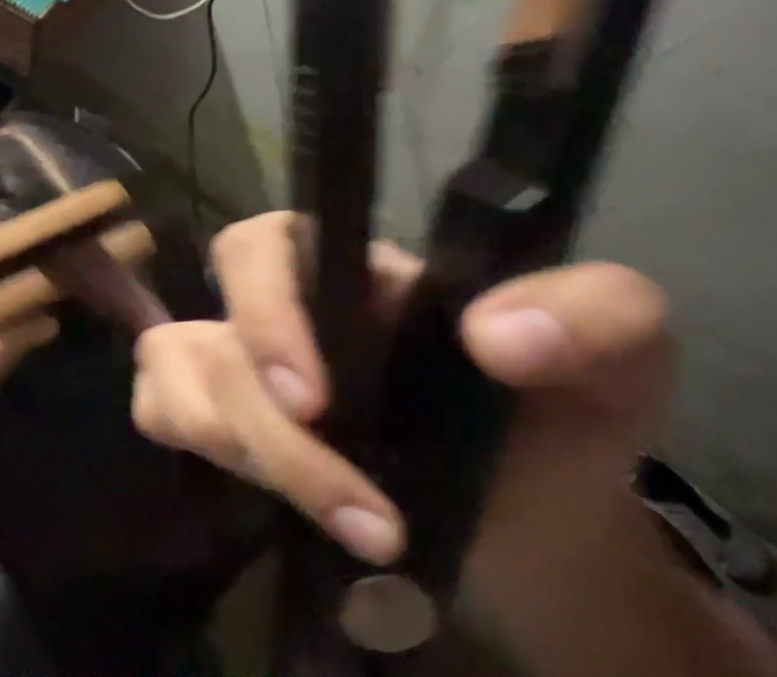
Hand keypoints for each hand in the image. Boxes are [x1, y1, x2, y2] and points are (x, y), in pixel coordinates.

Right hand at [130, 211, 672, 569]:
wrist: (539, 523)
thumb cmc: (560, 419)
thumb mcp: (617, 356)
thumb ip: (593, 314)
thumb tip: (495, 336)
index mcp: (351, 272)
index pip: (261, 246)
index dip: (261, 307)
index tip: (312, 396)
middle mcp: (281, 310)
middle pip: (210, 336)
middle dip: (269, 432)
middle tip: (363, 512)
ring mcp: (240, 366)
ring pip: (173, 382)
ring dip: (248, 460)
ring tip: (357, 531)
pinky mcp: (226, 427)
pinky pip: (159, 413)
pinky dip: (202, 454)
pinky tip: (270, 502)